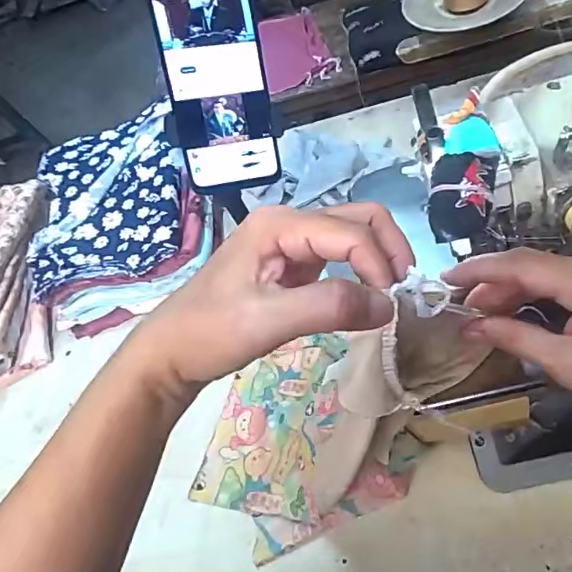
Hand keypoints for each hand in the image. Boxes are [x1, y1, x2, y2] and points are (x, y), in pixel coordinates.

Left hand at [121, 203, 414, 396]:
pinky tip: (364, 299)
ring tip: (389, 296)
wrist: (170, 352)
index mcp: (280, 224)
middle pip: (360, 219)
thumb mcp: (268, 320)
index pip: (350, 232)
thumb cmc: (210, 332)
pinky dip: (360, 273)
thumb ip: (329, 307)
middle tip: (401, 291)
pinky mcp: (292, 265)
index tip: (388, 307)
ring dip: (378, 259)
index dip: (377, 265)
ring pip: (352, 235)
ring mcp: (290, 243)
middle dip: (388, 250)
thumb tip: (388, 305)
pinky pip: (338, 258)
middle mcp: (289, 223)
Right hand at [444, 249, 571, 480]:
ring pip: (550, 273)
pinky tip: (516, 312)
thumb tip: (472, 325)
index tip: (445, 280)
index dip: (480, 270)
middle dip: (495, 283)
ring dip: (515, 291)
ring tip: (480, 311)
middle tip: (460, 306)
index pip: (524, 263)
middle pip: (536, 265)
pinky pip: (568, 284)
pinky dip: (539, 297)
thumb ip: (516, 338)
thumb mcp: (570, 365)